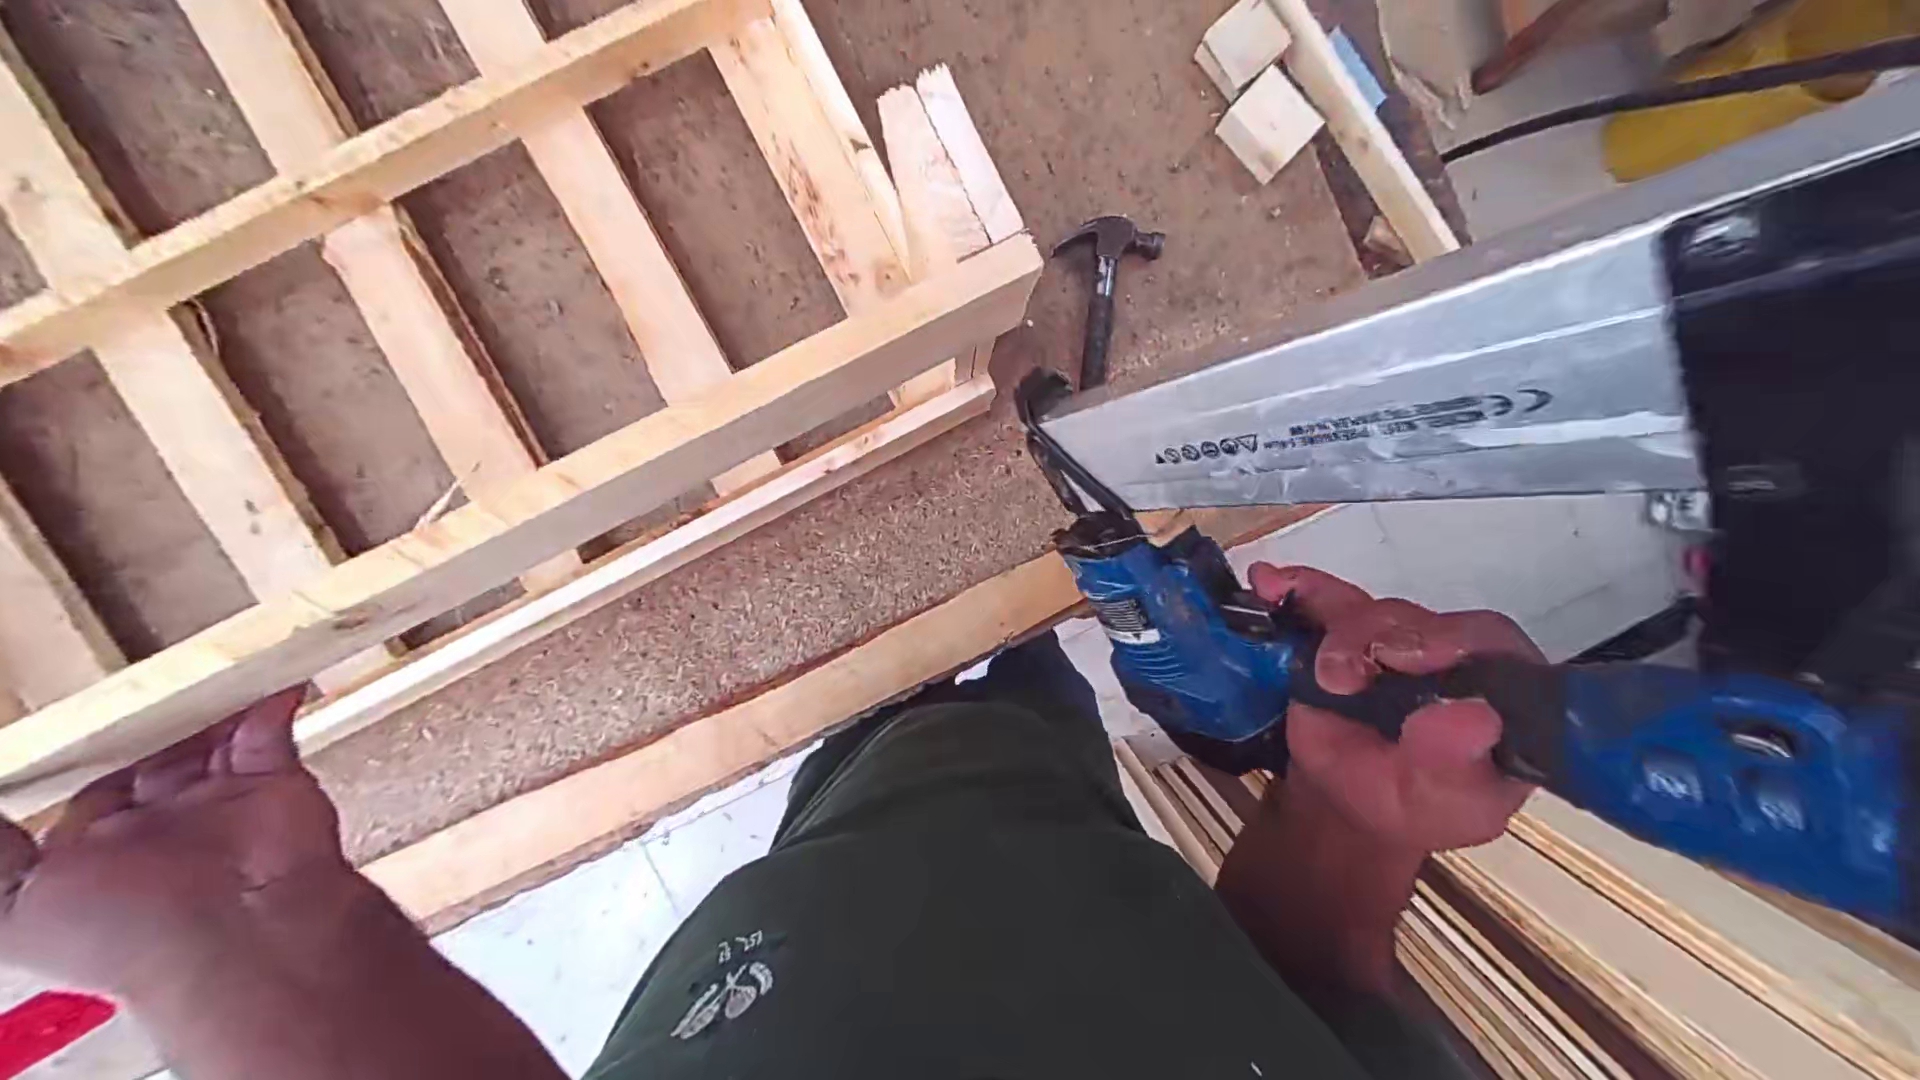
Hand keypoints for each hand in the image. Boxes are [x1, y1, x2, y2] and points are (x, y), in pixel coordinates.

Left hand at [0, 689, 354, 997]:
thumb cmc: (122, 929)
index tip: (72, 725)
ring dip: (204, 709)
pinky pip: (268, 733)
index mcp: (96, 852)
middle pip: (152, 758)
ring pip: (209, 741)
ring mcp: (222, 799)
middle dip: (148, 726)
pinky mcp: (273, 778)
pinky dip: (269, 705)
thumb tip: (0, 790)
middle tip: (143, 686)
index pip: (86, 794)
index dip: (80, 760)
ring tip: (198, 673)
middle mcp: (160, 823)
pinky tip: (261, 684)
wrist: (242, 924)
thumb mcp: (10, 909)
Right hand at [1249, 564, 1538, 855]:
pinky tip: (1268, 584)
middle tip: (1343, 678)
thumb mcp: (1441, 802)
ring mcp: (1387, 636)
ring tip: (1321, 675)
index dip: (1454, 640)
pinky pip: (1317, 596)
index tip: (1407, 660)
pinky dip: (1294, 588)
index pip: (1492, 646)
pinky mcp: (1335, 627)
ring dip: (1337, 631)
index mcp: (1496, 693)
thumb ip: (1455, 762)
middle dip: (1378, 640)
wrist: (1340, 799)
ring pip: (1367, 609)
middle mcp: (1447, 655)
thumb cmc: (1405, 804)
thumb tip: (1474, 716)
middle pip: (1420, 621)